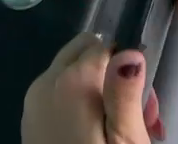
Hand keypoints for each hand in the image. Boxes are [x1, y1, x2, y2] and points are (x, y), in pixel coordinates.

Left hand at [22, 33, 160, 143]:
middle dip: (113, 74)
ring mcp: (34, 102)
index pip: (106, 44)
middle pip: (86, 52)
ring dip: (99, 91)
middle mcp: (45, 82)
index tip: (146, 104)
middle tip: (139, 117)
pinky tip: (97, 138)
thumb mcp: (127, 143)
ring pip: (72, 72)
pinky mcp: (30, 123)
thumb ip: (126, 93)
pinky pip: (58, 95)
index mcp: (70, 80)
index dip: (130, 68)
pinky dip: (79, 106)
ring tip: (121, 133)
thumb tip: (130, 50)